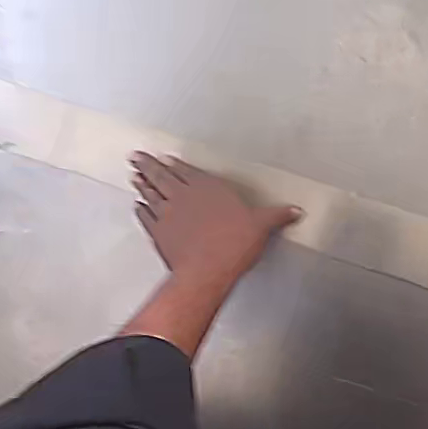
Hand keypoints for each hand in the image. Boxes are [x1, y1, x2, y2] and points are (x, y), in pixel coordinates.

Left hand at [131, 152, 300, 286]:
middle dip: (148, 165)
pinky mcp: (158, 233)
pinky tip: (137, 206)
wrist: (207, 272)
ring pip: (150, 193)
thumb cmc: (232, 246)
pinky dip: (140, 211)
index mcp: (207, 188)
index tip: (166, 158)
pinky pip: (145, 217)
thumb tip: (294, 211)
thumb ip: (276, 216)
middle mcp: (183, 196)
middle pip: (161, 175)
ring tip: (133, 175)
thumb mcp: (261, 227)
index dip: (176, 164)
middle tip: (136, 157)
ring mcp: (167, 214)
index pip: (187, 170)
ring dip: (141, 184)